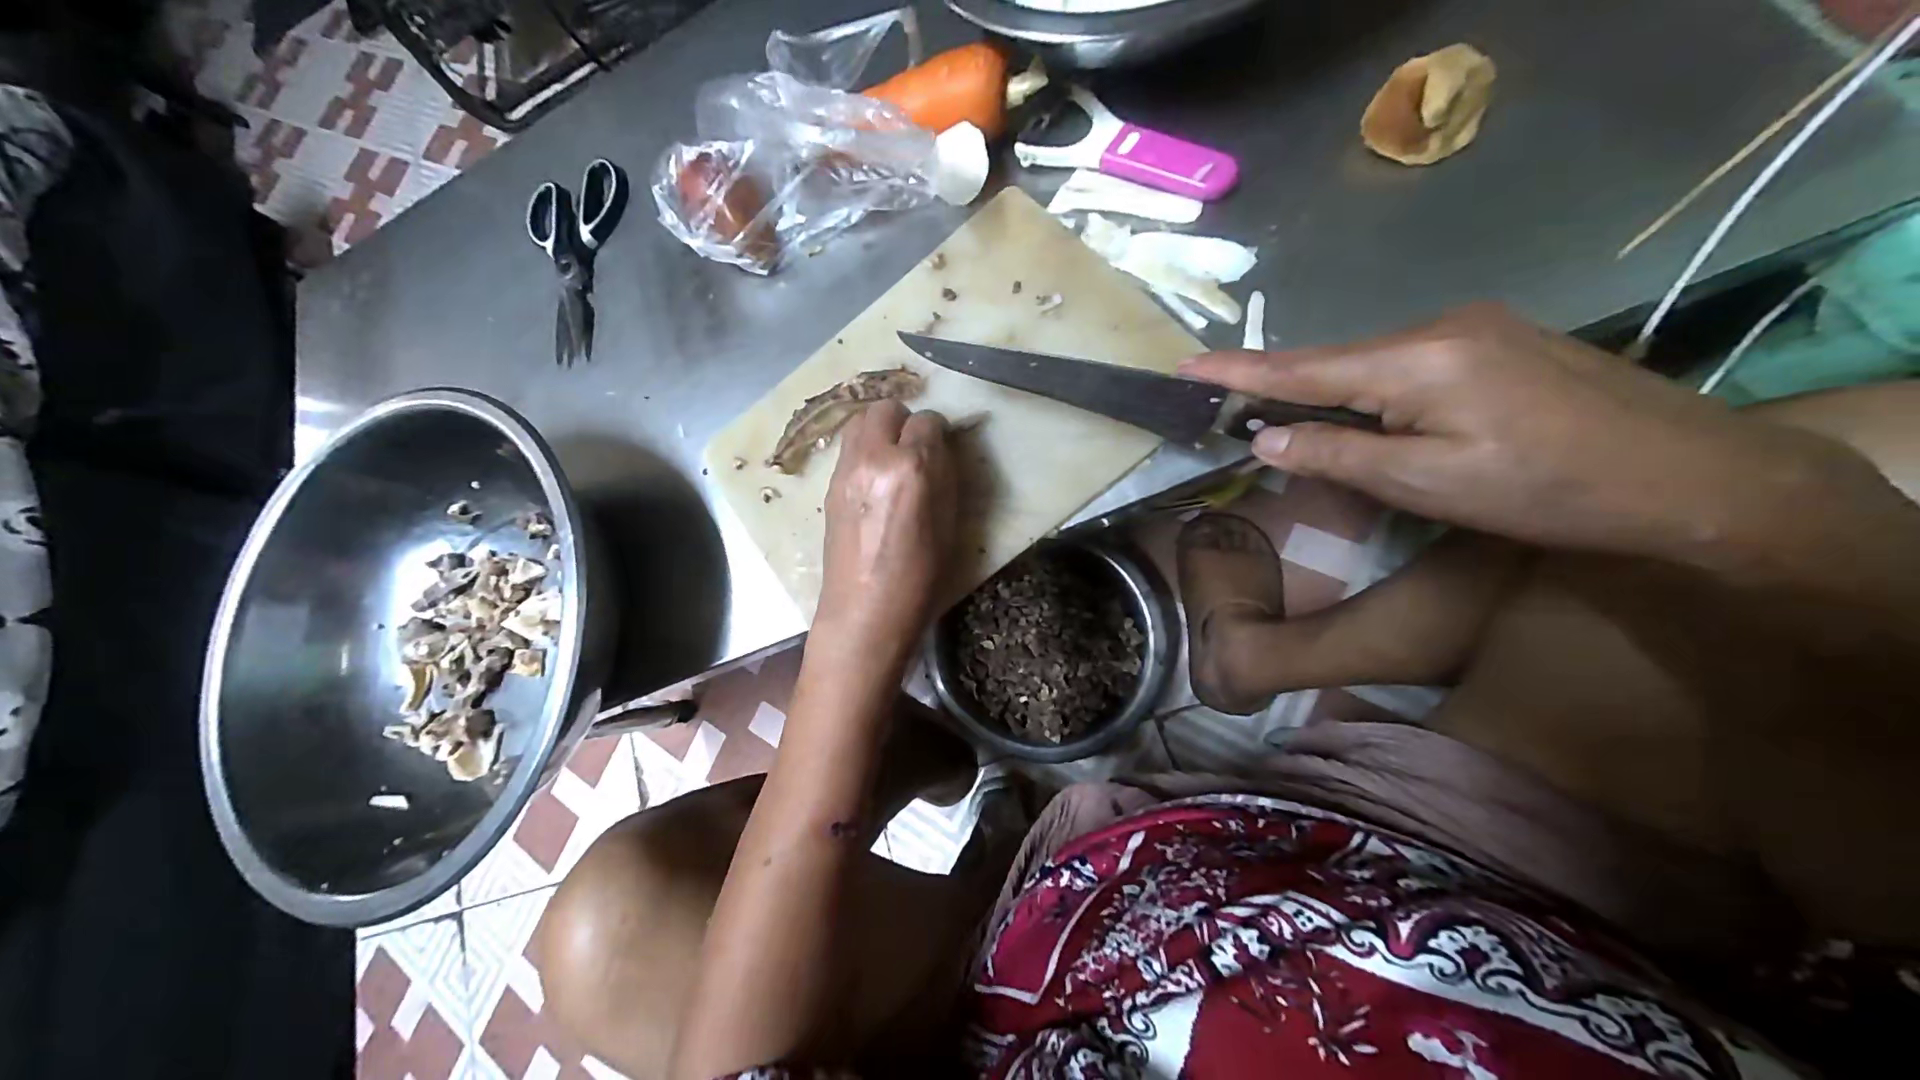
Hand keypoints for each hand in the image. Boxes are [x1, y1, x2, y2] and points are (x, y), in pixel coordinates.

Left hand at [812, 401, 955, 664]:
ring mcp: (846, 470)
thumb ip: (944, 476)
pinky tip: (874, 479)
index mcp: (912, 468)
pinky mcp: (830, 486)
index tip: (942, 448)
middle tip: (915, 447)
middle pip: (886, 409)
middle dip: (904, 421)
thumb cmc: (920, 578)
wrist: (866, 611)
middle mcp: (874, 458)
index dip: (938, 433)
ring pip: (860, 422)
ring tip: (893, 458)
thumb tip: (940, 449)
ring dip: (880, 430)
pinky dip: (864, 451)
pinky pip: (848, 449)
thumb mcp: (949, 523)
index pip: (928, 421)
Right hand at [1181, 304, 1877, 570]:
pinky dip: (1367, 389)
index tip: (1184, 366)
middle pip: (1333, 359)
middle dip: (1279, 385)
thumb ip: (1338, 455)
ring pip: (1368, 361)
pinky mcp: (1494, 340)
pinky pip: (1403, 361)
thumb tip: (1264, 438)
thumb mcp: (1427, 484)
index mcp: (1417, 360)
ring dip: (1326, 391)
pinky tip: (1364, 414)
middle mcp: (1438, 326)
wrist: (1689, 474)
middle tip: (1228, 408)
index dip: (1238, 371)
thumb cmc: (1547, 491)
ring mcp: (1472, 326)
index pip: (1302, 366)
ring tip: (1290, 422)